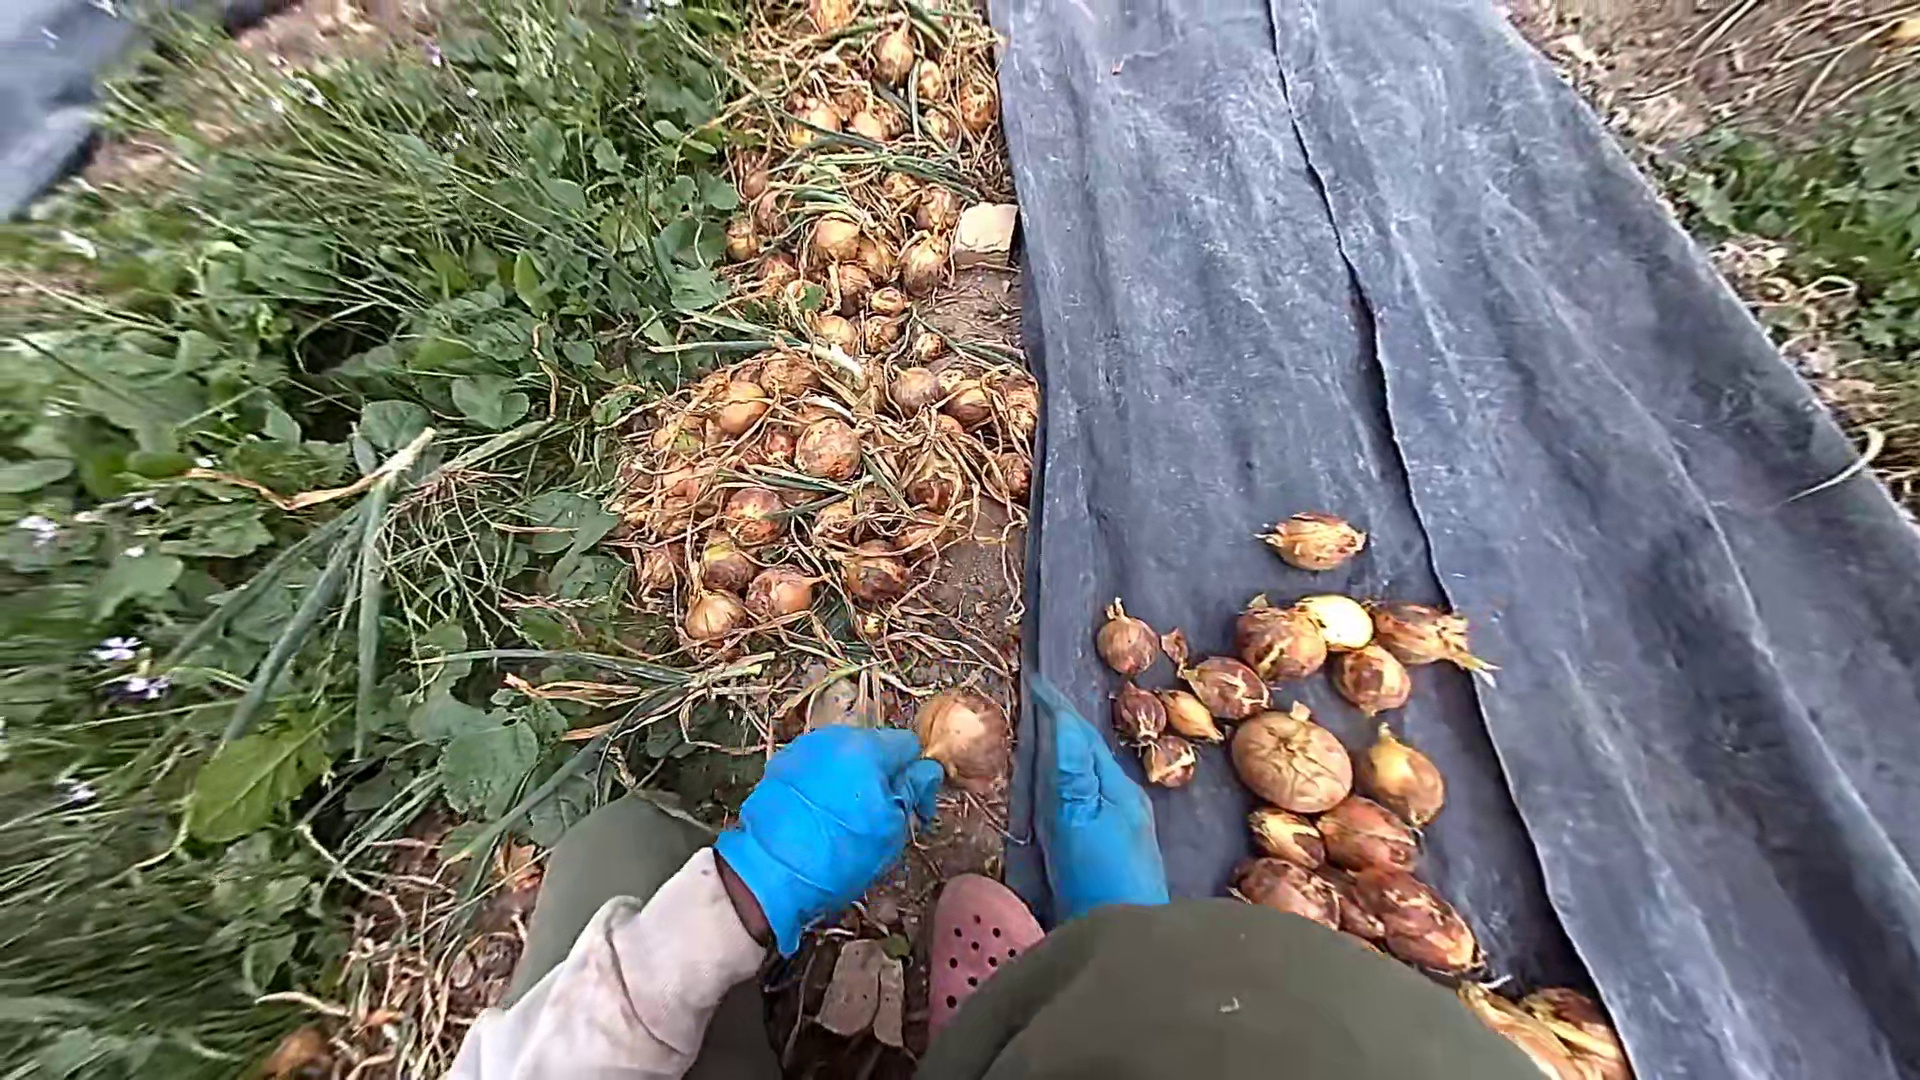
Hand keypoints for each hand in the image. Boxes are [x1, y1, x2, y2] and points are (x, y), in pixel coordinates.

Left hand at [714, 726, 943, 953]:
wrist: (766, 875)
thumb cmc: (839, 855)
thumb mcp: (890, 831)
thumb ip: (912, 791)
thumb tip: (926, 770)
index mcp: (866, 747)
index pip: (908, 746)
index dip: (917, 776)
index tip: (913, 809)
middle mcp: (834, 737)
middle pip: (876, 748)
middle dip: (884, 777)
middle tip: (879, 818)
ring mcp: (804, 748)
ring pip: (846, 757)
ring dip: (854, 779)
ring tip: (845, 819)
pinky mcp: (781, 764)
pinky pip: (819, 767)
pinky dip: (826, 784)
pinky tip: (820, 815)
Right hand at [1032, 676, 1168, 921]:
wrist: (1128, 945)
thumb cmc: (1100, 878)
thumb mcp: (1078, 821)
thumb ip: (1069, 773)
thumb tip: (1061, 720)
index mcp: (1115, 786)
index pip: (1081, 734)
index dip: (1057, 707)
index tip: (1035, 680)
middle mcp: (1120, 798)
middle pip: (1085, 750)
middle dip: (1061, 723)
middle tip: (1033, 700)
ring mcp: (1118, 821)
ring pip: (1085, 772)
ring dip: (1063, 747)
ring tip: (1039, 729)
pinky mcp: (1108, 843)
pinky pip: (1083, 793)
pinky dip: (1064, 776)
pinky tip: (1052, 782)